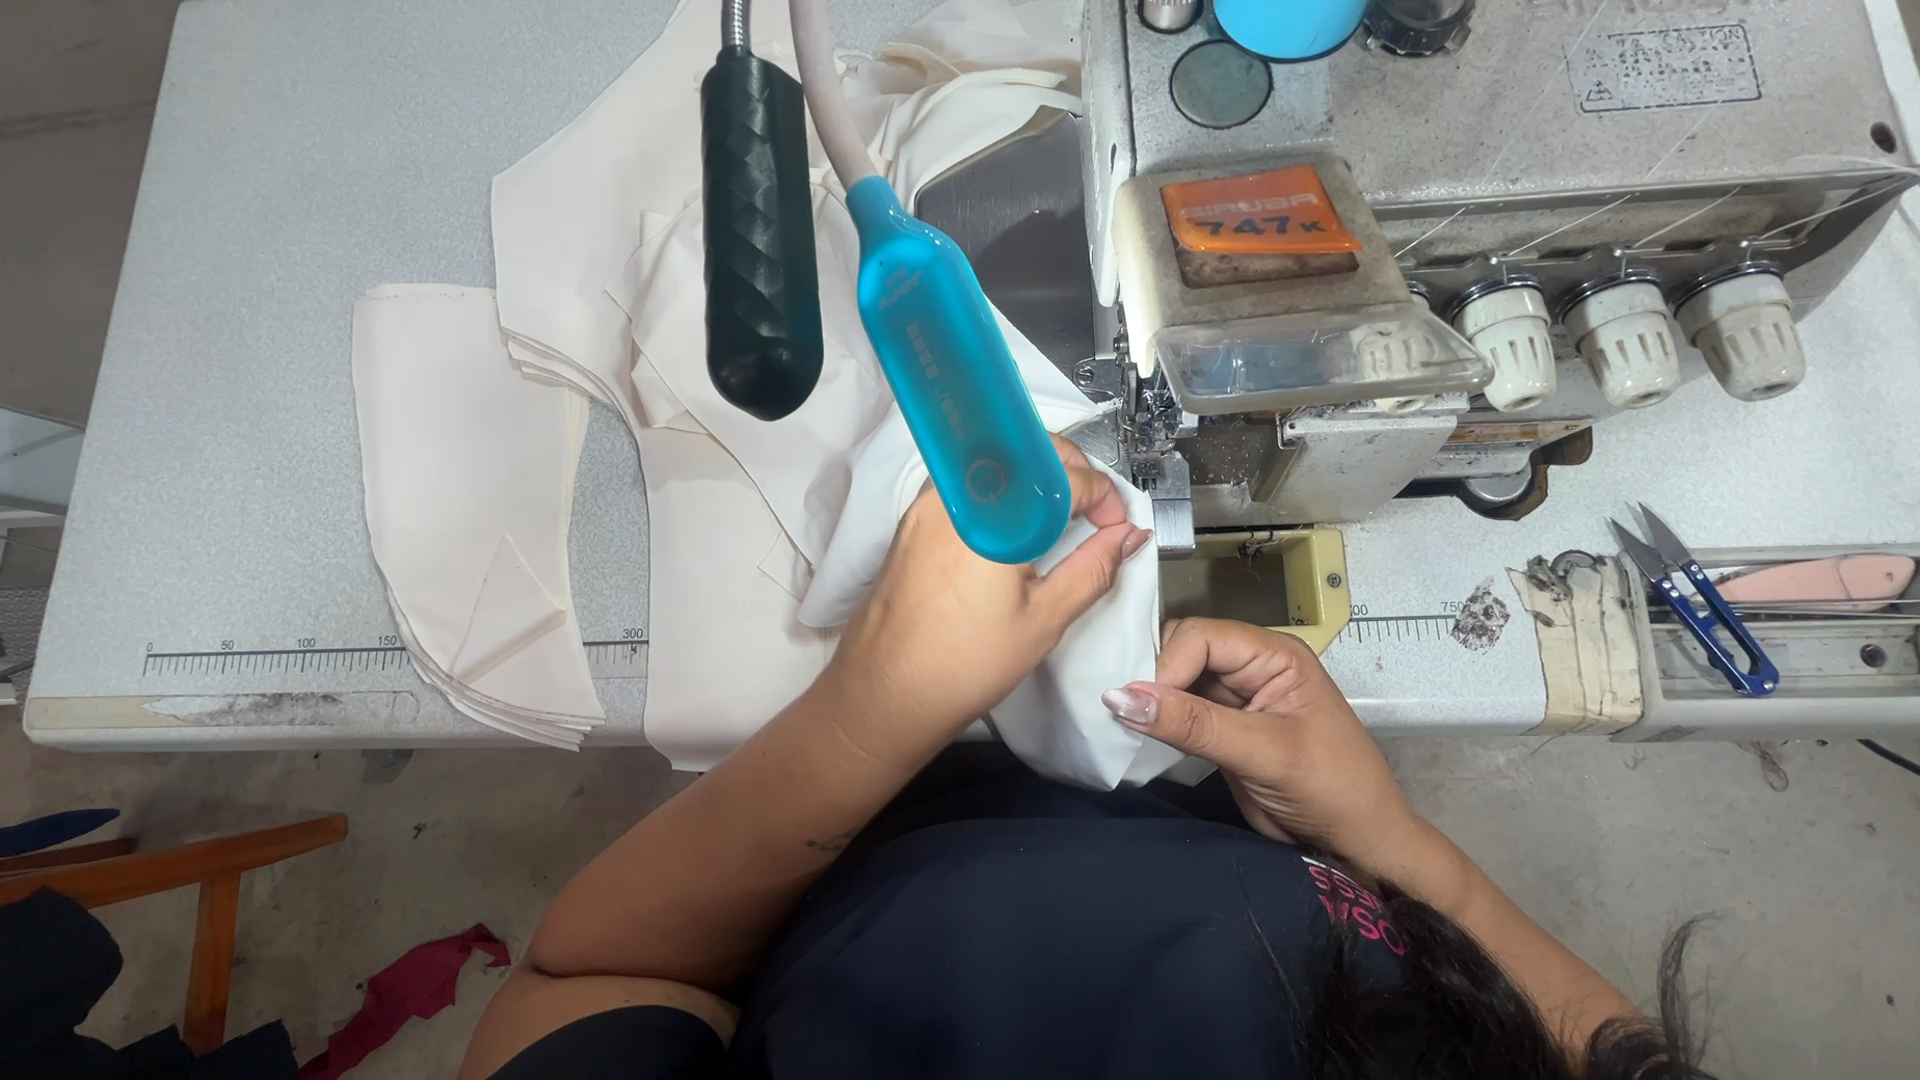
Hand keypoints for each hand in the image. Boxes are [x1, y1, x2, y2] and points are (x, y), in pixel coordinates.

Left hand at [824, 437, 1152, 755]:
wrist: (883, 694)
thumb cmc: (960, 667)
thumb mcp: (1043, 621)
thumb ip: (1093, 570)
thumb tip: (1127, 538)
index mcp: (996, 518)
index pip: (1065, 478)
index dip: (1104, 497)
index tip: (1116, 526)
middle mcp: (957, 497)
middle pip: (1029, 450)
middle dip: (1074, 471)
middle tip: (1096, 513)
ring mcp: (928, 504)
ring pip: (996, 461)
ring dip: (1038, 476)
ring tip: (1061, 518)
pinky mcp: (912, 519)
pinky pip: (969, 483)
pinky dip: (1003, 492)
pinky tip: (1018, 528)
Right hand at [1100, 618, 1421, 876]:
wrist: (1357, 846)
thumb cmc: (1331, 790)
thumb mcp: (1264, 754)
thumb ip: (1192, 724)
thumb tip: (1117, 696)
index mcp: (1272, 653)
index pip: (1200, 637)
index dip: (1166, 664)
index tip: (1142, 706)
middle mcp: (1249, 664)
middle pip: (1180, 648)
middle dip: (1153, 676)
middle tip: (1128, 714)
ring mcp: (1233, 695)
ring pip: (1173, 677)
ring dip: (1150, 698)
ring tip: (1127, 723)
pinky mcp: (1218, 725)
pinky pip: (1175, 708)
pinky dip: (1156, 718)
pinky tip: (1139, 732)